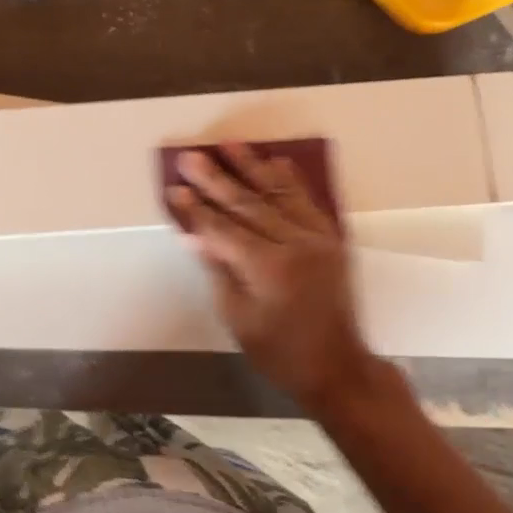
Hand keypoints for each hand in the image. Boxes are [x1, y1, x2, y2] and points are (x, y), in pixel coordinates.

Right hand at [166, 144, 376, 408]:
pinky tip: (275, 162)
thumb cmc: (278, 350)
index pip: (222, 228)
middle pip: (248, 204)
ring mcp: (318, 240)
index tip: (174, 187)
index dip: (195, 208)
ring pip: (279, 194)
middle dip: (216, 179)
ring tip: (230, 144)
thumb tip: (194, 234)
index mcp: (267, 267)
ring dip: (252, 167)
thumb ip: (218, 268)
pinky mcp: (332, 241)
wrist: (338, 368)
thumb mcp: (237, 315)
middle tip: (191, 156)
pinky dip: (289, 181)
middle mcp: (295, 244)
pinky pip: (308, 202)